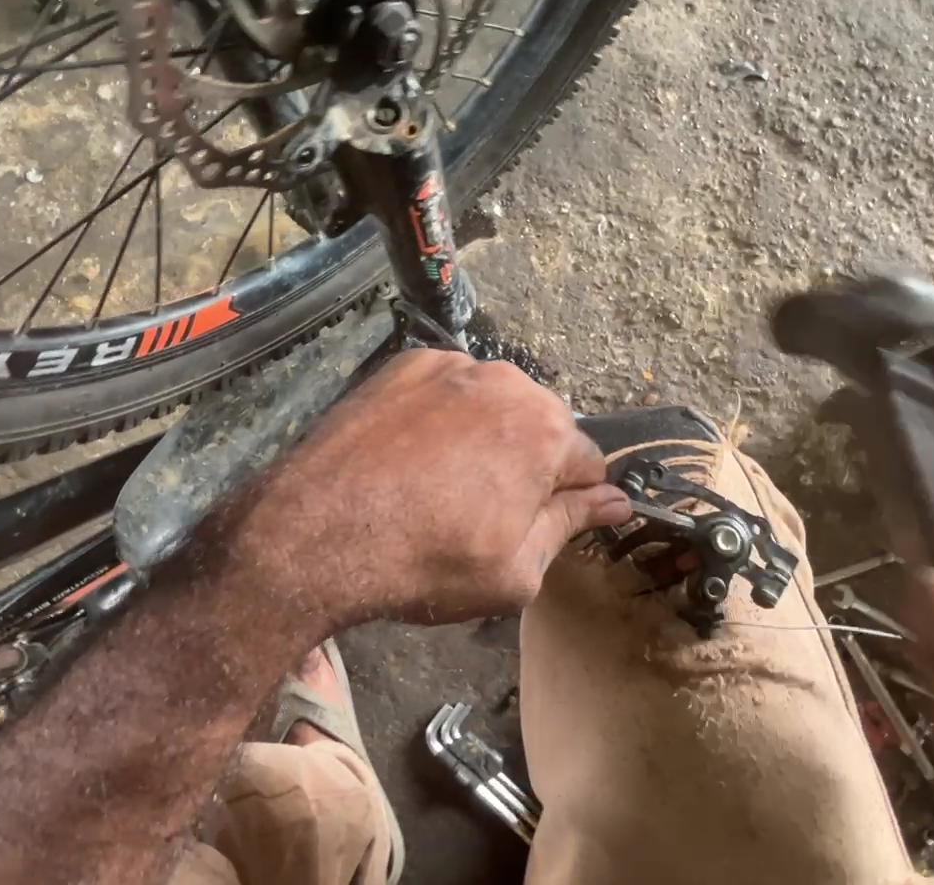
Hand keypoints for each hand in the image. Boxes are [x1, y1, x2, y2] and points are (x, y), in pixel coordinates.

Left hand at [234, 349, 630, 630]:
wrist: (316, 532)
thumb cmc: (426, 563)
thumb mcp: (516, 570)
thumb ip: (572, 524)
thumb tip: (618, 500)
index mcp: (547, 432)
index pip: (588, 463)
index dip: (569, 498)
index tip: (537, 522)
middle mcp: (508, 383)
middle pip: (542, 425)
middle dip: (528, 461)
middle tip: (482, 508)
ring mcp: (452, 366)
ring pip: (494, 402)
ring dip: (486, 432)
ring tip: (442, 479)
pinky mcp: (406, 363)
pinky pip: (448, 388)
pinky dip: (443, 413)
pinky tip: (412, 452)